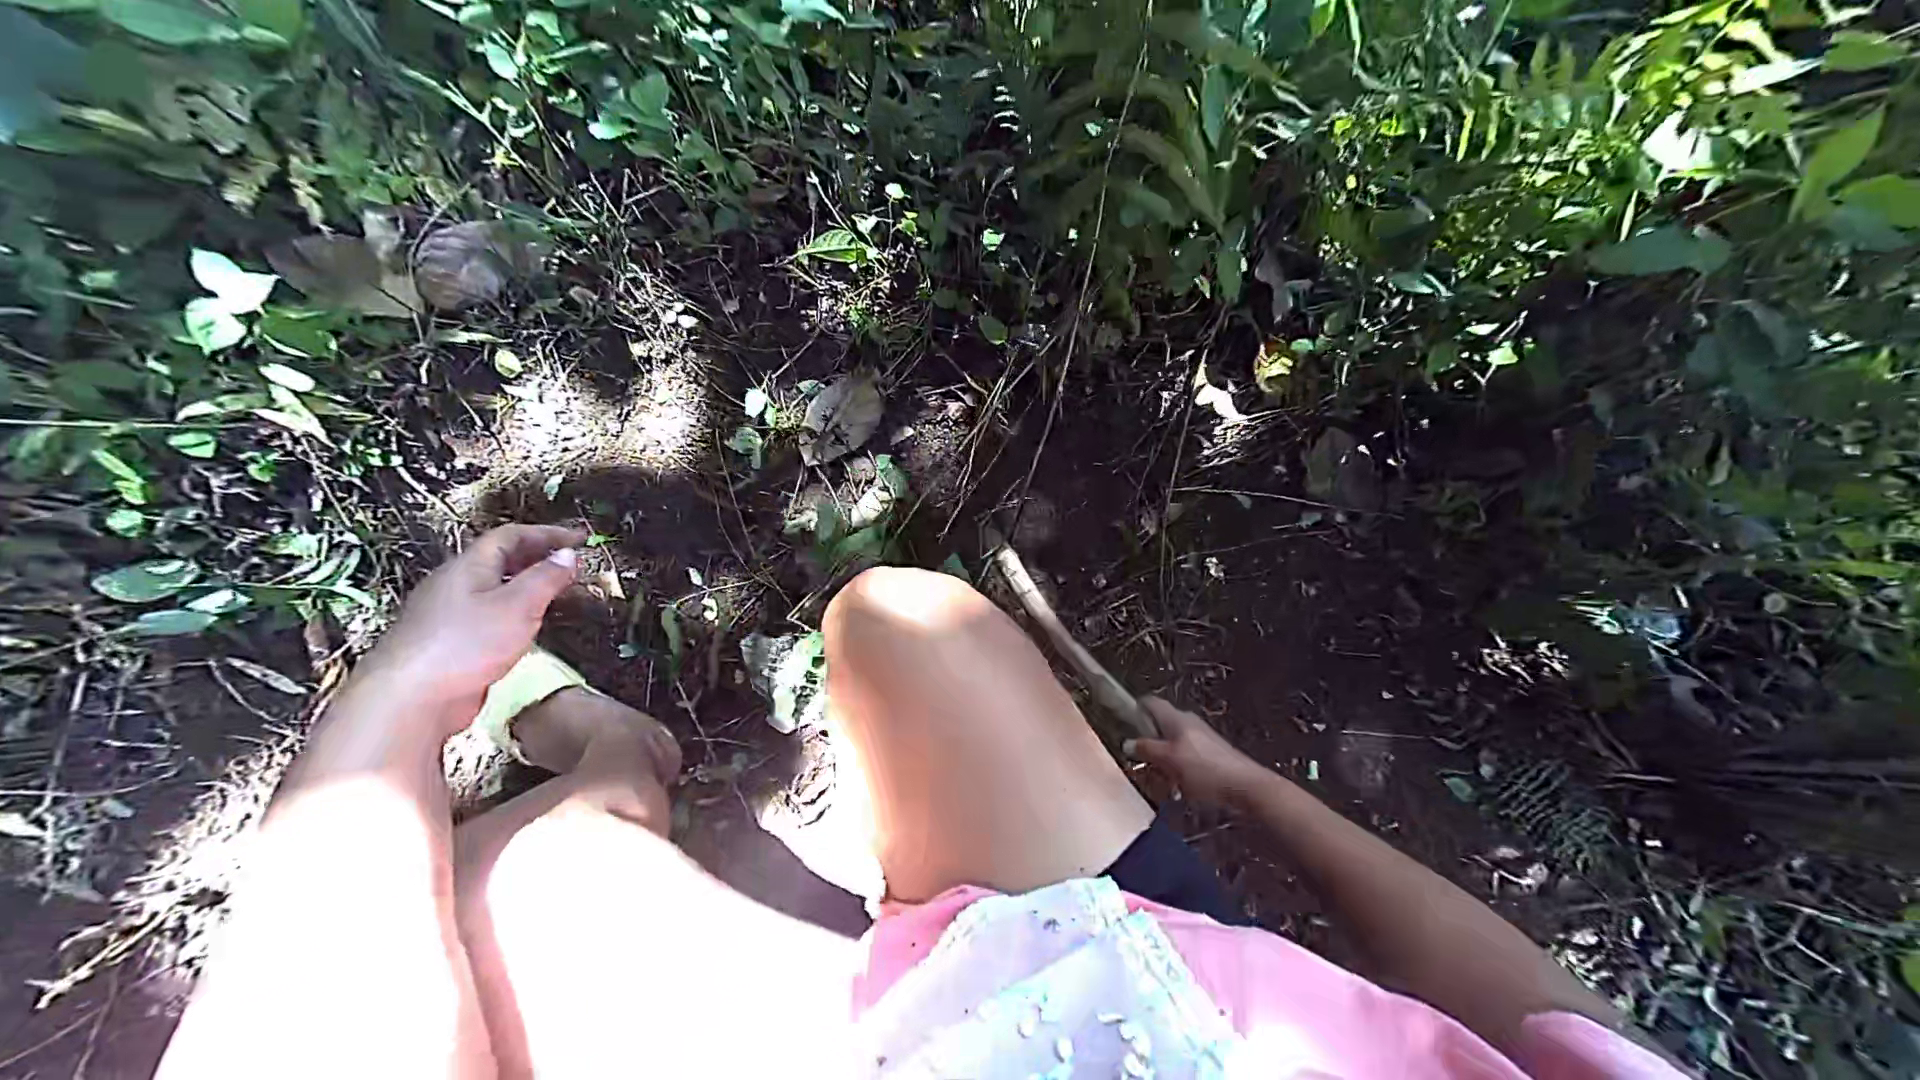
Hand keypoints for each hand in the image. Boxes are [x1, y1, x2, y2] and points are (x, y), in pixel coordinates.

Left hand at [355, 524, 583, 726]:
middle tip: (571, 565)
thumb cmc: (467, 644)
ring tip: (556, 593)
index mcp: (468, 567)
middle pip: (499, 560)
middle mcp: (454, 585)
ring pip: (493, 588)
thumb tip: (568, 554)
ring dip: (526, 585)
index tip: (579, 539)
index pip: (510, 537)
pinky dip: (514, 611)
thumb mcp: (519, 605)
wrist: (409, 699)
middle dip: (537, 557)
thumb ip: (546, 578)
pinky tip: (526, 627)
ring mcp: (447, 615)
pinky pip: (487, 614)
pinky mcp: (448, 643)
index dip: (547, 534)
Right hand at [1126, 697, 1273, 807]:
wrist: (1248, 788)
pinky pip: (1186, 758)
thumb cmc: (1204, 770)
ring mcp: (1202, 739)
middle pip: (1160, 726)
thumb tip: (1128, 743)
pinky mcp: (1212, 756)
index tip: (1123, 724)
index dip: (1135, 709)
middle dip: (1149, 744)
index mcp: (1176, 718)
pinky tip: (1181, 788)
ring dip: (1164, 761)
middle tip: (1141, 762)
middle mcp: (1189, 723)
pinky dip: (1179, 770)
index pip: (1150, 702)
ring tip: (1162, 781)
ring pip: (1172, 745)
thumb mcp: (1169, 760)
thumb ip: (1146, 749)